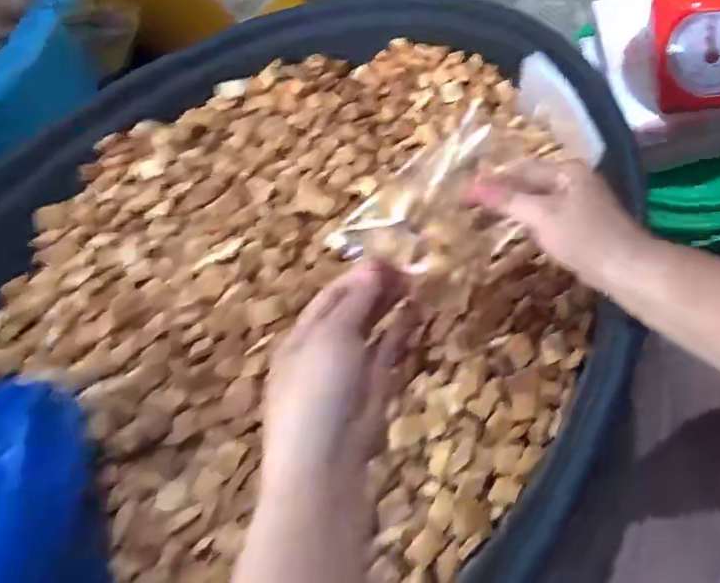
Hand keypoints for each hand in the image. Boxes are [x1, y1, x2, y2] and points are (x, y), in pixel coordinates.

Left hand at [262, 258, 410, 489]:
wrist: (325, 462)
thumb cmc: (317, 391)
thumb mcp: (332, 337)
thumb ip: (356, 299)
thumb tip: (374, 265)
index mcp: (301, 338)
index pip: (331, 296)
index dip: (359, 275)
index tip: (392, 257)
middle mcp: (323, 350)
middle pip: (353, 309)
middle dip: (379, 288)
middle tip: (412, 268)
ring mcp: (349, 369)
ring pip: (373, 328)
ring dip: (392, 306)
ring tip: (418, 284)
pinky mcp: (374, 386)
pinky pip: (388, 350)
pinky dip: (402, 330)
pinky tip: (418, 313)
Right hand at [466, 159, 652, 287]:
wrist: (627, 267)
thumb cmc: (584, 236)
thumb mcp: (542, 216)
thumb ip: (509, 200)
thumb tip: (474, 185)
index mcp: (568, 170)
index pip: (521, 169)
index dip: (491, 181)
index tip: (461, 194)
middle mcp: (576, 179)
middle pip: (531, 182)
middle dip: (501, 194)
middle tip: (467, 208)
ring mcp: (583, 201)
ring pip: (540, 200)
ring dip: (515, 209)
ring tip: (483, 221)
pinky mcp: (585, 223)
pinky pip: (551, 216)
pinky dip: (532, 222)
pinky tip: (519, 232)